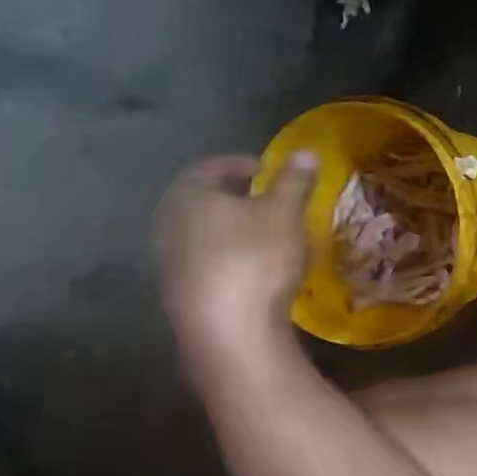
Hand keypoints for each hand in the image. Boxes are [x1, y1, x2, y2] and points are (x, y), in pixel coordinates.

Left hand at [157, 152, 317, 348]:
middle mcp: (170, 219)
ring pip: (203, 225)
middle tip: (269, 195)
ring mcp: (170, 253)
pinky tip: (255, 258)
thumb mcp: (286, 212)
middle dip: (235, 193)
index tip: (267, 168)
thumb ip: (294, 181)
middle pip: (203, 196)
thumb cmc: (256, 256)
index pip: (210, 166)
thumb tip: (306, 151)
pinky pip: (205, 251)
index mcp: (189, 194)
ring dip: (233, 221)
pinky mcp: (181, 281)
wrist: (226, 323)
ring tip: (267, 227)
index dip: (239, 163)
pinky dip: (229, 246)